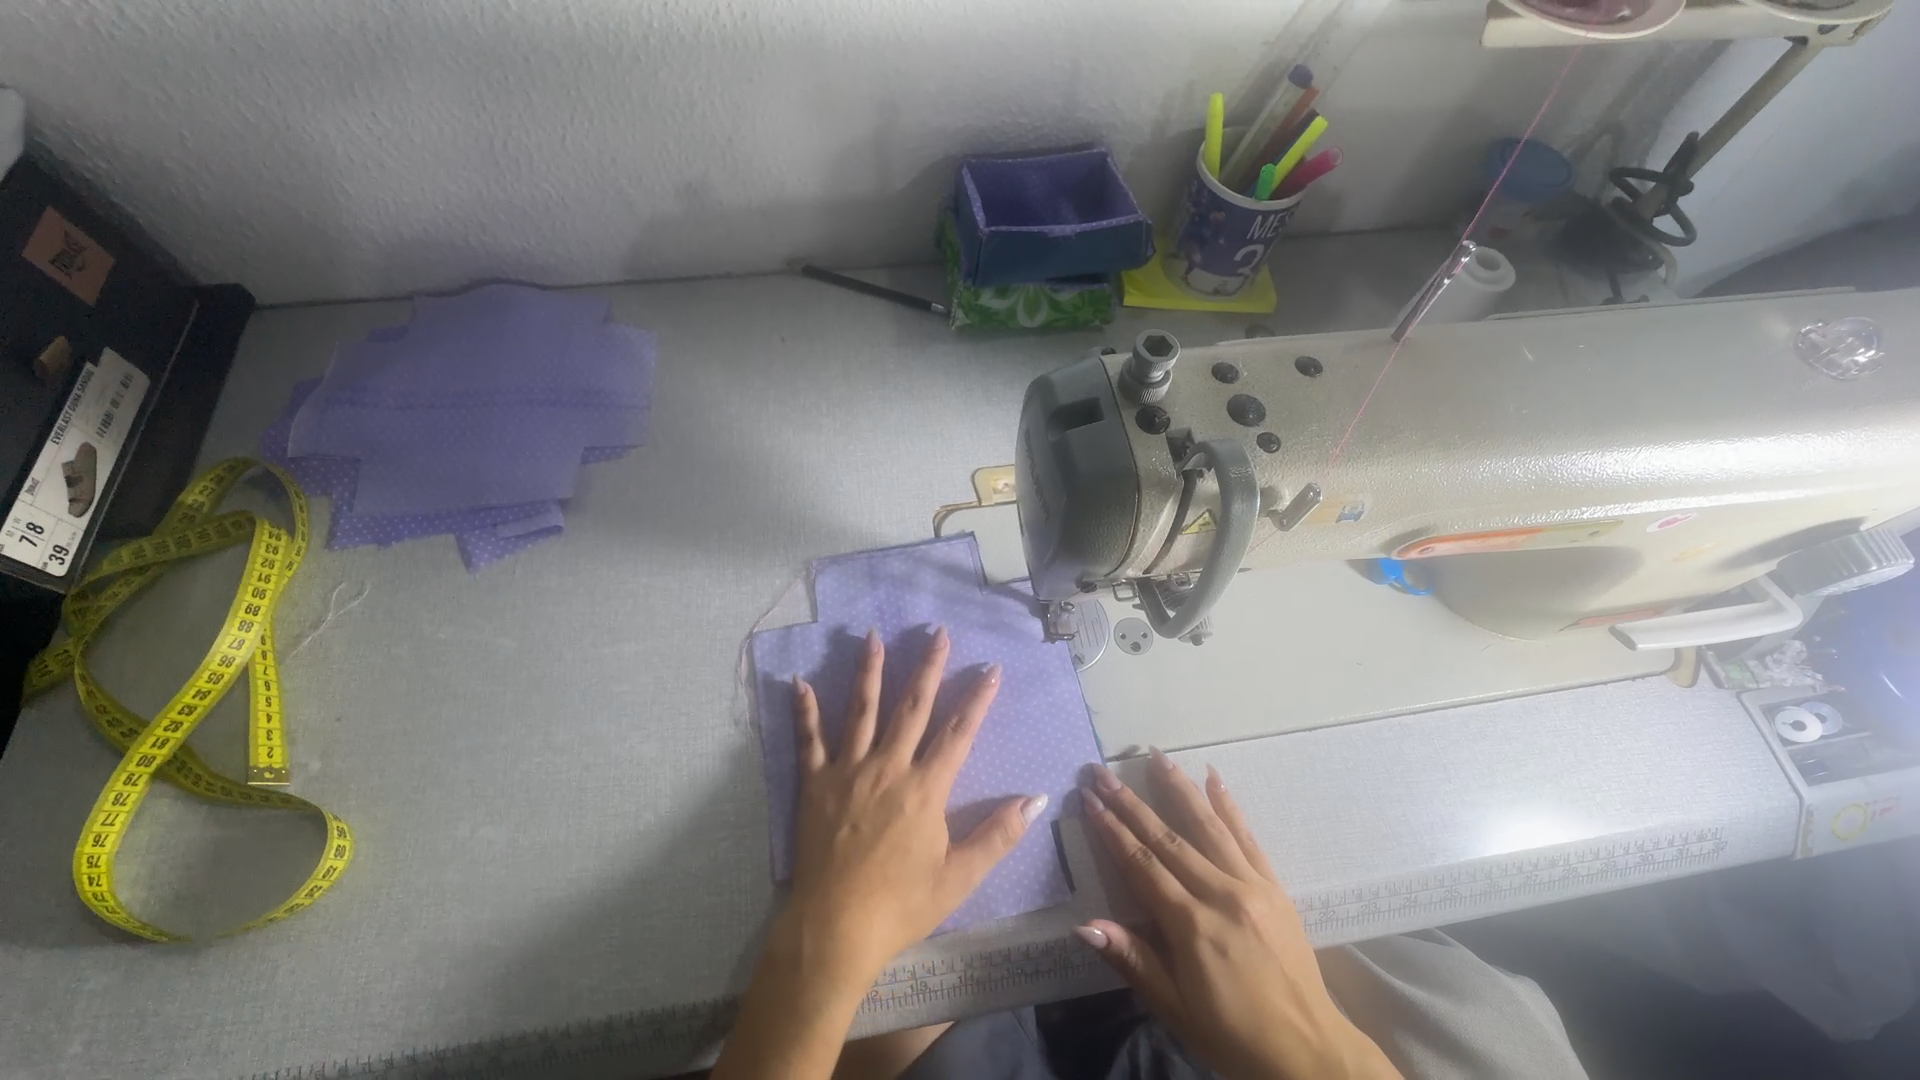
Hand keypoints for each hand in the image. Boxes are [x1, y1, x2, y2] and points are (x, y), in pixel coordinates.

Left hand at [783, 625, 1044, 974]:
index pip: (959, 732)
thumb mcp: (960, 876)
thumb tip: (1036, 799)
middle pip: (913, 707)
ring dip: (870, 671)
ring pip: (862, 710)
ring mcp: (848, 771)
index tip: (991, 669)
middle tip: (938, 633)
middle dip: (929, 667)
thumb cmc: (902, 905)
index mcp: (926, 788)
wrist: (835, 927)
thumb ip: (998, 834)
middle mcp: (888, 767)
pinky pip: (809, 739)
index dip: (978, 699)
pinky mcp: (814, 783)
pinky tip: (799, 682)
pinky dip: (804, 710)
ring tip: (874, 636)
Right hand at [1076, 753, 1400, 1079]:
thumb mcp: (1175, 1007)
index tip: (1089, 799)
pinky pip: (1248, 838)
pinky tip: (1214, 778)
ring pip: (1208, 826)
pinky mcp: (1275, 887)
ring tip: (1155, 756)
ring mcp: (1252, 886)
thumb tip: (1085, 925)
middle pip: (1168, 838)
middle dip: (1131, 802)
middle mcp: (1221, 894)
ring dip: (1178, 788)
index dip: (1112, 830)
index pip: (1141, 864)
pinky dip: (1229, 806)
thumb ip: (1133, 959)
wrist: (1309, 1053)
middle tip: (1103, 771)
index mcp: (1191, 925)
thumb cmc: (1232, 1035)